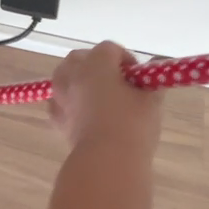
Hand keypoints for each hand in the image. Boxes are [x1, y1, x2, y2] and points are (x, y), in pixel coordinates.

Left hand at [48, 41, 162, 150]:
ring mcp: (59, 92)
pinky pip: (59, 99)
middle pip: (82, 57)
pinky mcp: (54, 114)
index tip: (137, 77)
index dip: (126, 60)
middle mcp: (73, 72)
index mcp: (96, 63)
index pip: (110, 48)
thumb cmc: (133, 126)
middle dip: (99, 65)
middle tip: (118, 84)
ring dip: (80, 80)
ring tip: (99, 98)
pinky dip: (69, 102)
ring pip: (65, 74)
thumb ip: (152, 85)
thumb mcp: (151, 102)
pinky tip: (83, 115)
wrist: (107, 159)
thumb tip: (153, 79)